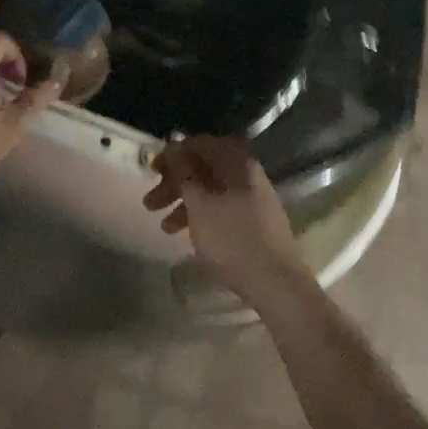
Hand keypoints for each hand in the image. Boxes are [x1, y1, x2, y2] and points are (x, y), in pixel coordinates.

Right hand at [144, 136, 312, 305]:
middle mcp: (247, 174)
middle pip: (204, 168)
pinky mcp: (255, 222)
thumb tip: (173, 146)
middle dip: (174, 183)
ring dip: (184, 204)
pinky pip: (222, 209)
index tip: (152, 171)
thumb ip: (183, 172)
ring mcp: (253, 198)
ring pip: (211, 191)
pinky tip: (187, 235)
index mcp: (236, 162)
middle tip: (150, 203)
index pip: (199, 144)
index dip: (173, 154)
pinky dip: (202, 217)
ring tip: (164, 227)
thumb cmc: (232, 238)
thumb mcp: (200, 204)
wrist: (277, 284)